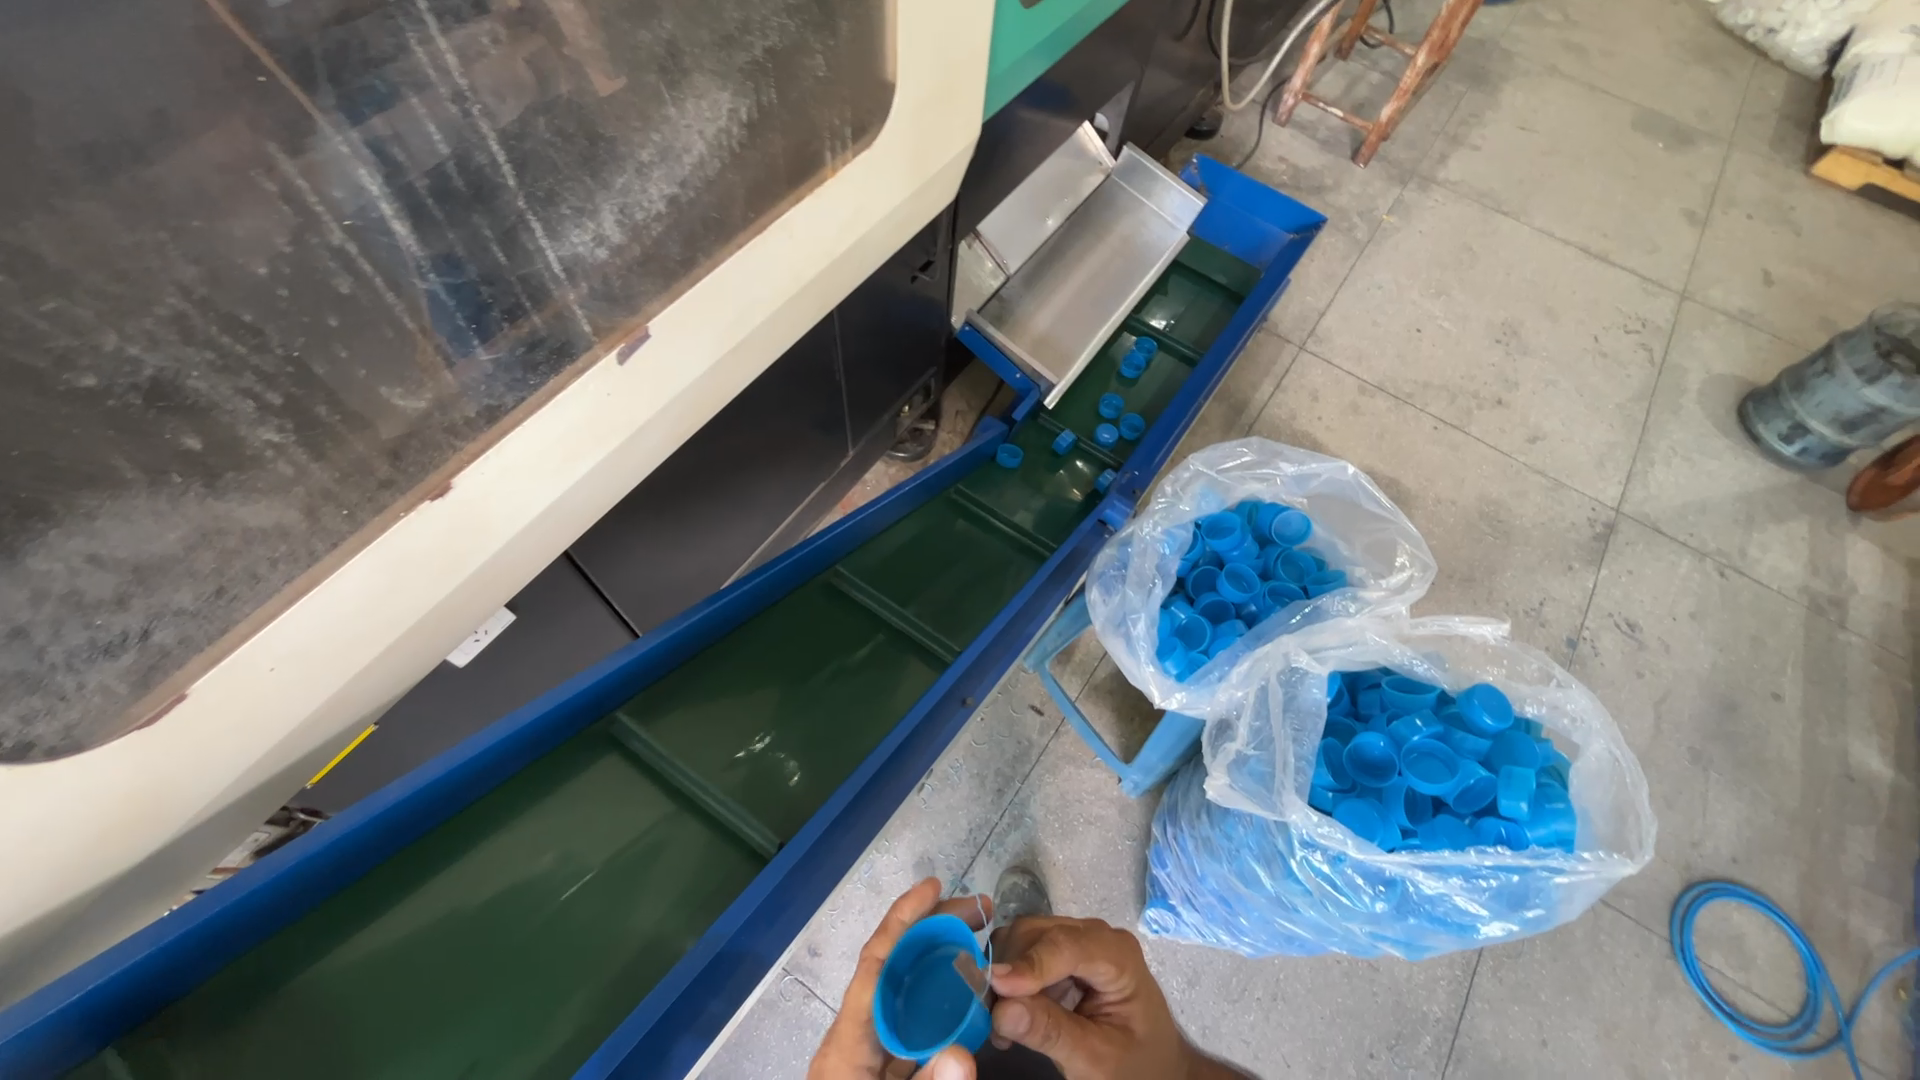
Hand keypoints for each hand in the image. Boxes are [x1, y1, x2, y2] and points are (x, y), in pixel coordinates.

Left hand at [808, 878, 992, 1079]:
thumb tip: (964, 1054)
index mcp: (848, 1042)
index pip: (874, 963)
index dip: (902, 919)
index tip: (934, 886)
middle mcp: (854, 1034)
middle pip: (892, 965)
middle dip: (933, 929)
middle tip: (979, 910)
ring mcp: (867, 1049)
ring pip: (903, 989)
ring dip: (938, 960)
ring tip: (979, 938)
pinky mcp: (879, 1064)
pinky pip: (909, 1017)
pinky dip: (937, 997)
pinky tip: (967, 992)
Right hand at [987, 917, 1248, 1079]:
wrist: (1155, 1067)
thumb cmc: (1135, 1066)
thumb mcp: (1096, 1060)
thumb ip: (1051, 1032)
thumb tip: (1002, 1010)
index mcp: (1117, 955)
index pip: (1065, 945)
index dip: (1028, 964)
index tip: (994, 987)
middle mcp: (1095, 935)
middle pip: (1037, 933)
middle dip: (1010, 970)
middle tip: (993, 1018)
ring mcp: (1077, 939)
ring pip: (1024, 937)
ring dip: (1005, 974)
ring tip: (1001, 1021)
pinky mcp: (1061, 952)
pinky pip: (1024, 950)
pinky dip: (1009, 978)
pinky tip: (1010, 1013)